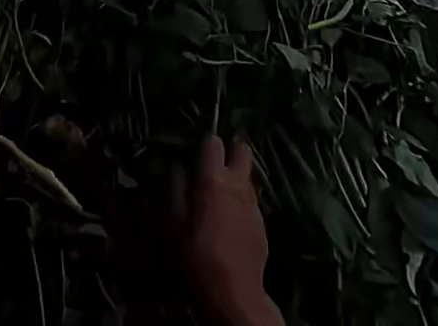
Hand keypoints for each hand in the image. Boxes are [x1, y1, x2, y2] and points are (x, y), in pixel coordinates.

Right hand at [184, 136, 282, 325]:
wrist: (235, 294)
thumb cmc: (200, 260)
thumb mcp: (175, 226)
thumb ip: (175, 192)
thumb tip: (176, 171)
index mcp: (214, 181)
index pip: (213, 143)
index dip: (205, 143)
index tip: (198, 150)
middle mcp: (237, 186)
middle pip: (242, 150)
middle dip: (231, 151)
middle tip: (217, 163)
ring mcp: (252, 204)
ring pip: (248, 176)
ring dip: (235, 179)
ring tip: (220, 195)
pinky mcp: (261, 222)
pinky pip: (251, 202)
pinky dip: (241, 203)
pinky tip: (230, 220)